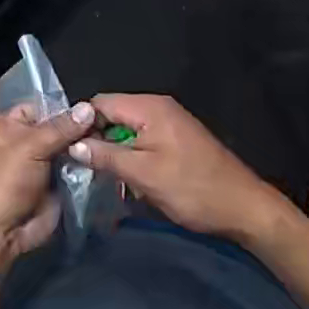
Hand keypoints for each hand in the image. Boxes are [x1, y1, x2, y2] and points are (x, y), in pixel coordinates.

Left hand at [0, 102, 95, 255]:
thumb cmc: (6, 182)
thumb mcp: (31, 147)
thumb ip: (62, 127)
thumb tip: (90, 107)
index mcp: (15, 123)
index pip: (48, 105)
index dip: (71, 108)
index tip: (99, 110)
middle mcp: (30, 139)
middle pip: (65, 127)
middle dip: (85, 129)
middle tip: (110, 130)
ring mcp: (45, 162)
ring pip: (74, 148)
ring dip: (90, 149)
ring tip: (113, 146)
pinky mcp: (58, 183)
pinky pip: (78, 168)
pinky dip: (90, 166)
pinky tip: (108, 162)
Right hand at [66, 94, 292, 242]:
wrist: (242, 206)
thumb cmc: (192, 188)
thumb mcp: (143, 174)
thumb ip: (106, 156)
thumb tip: (73, 145)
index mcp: (150, 107)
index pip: (100, 102)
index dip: (81, 124)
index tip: (66, 149)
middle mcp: (158, 107)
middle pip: (113, 113)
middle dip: (96, 138)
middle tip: (81, 167)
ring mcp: (169, 122)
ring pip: (126, 129)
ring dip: (114, 150)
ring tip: (100, 176)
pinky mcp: (176, 139)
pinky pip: (142, 139)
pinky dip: (131, 155)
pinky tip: (127, 178)